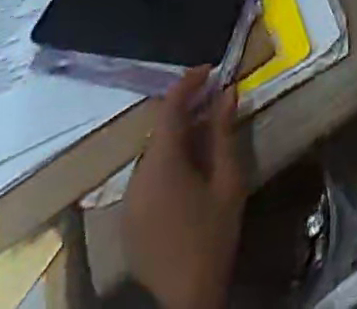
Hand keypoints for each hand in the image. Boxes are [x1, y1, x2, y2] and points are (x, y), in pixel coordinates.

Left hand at [124, 67, 244, 308]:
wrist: (188, 299)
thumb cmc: (213, 237)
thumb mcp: (228, 183)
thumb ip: (224, 134)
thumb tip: (227, 92)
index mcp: (162, 163)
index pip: (171, 107)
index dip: (189, 82)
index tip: (210, 69)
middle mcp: (138, 173)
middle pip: (163, 129)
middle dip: (188, 110)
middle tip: (217, 102)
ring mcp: (130, 197)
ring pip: (156, 152)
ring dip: (180, 138)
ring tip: (209, 138)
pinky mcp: (128, 216)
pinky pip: (149, 175)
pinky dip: (169, 163)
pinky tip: (192, 174)